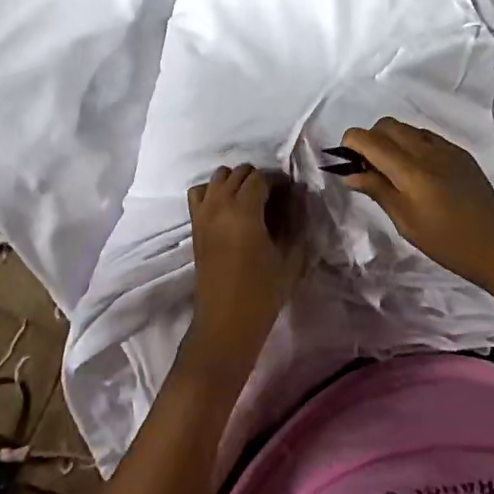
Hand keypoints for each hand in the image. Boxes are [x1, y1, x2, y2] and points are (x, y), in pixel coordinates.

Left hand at [186, 165, 309, 356]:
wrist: (226, 321)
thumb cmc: (263, 292)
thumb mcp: (291, 256)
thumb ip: (296, 219)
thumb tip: (298, 193)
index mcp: (243, 210)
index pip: (260, 177)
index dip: (278, 181)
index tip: (291, 193)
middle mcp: (219, 205)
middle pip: (238, 173)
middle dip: (258, 179)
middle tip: (276, 198)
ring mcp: (202, 214)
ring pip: (217, 178)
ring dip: (235, 181)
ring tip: (252, 201)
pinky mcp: (194, 226)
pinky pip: (199, 193)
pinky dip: (213, 191)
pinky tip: (228, 208)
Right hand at [340, 118, 493, 277]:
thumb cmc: (446, 243)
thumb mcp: (405, 222)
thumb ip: (378, 190)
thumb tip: (350, 174)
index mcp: (411, 171)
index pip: (370, 139)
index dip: (351, 143)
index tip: (345, 160)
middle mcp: (427, 151)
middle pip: (387, 125)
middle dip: (370, 138)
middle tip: (368, 167)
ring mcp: (446, 149)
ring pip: (406, 128)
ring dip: (391, 140)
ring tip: (392, 171)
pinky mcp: (460, 153)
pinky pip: (426, 137)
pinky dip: (411, 145)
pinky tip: (417, 172)